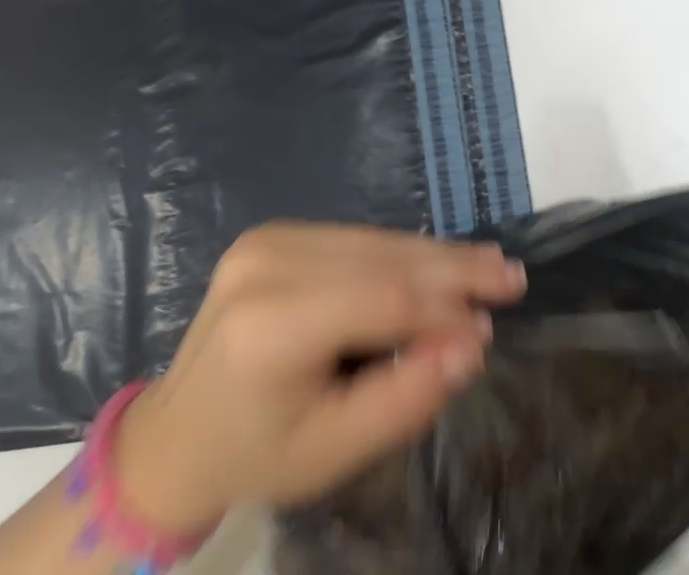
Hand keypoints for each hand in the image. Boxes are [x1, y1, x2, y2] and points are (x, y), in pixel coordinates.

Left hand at [112, 223, 526, 532]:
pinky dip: (399, 253)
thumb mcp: (337, 448)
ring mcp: (264, 242)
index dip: (446, 310)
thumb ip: (407, 396)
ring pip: (373, 242)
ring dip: (433, 255)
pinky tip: (437, 260)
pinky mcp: (269, 236)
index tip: (495, 325)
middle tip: (512, 276)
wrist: (177, 433)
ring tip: (489, 264)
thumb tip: (473, 344)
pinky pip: (353, 240)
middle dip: (452, 269)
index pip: (385, 301)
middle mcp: (266, 266)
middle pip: (383, 260)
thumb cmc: (260, 452)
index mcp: (274, 325)